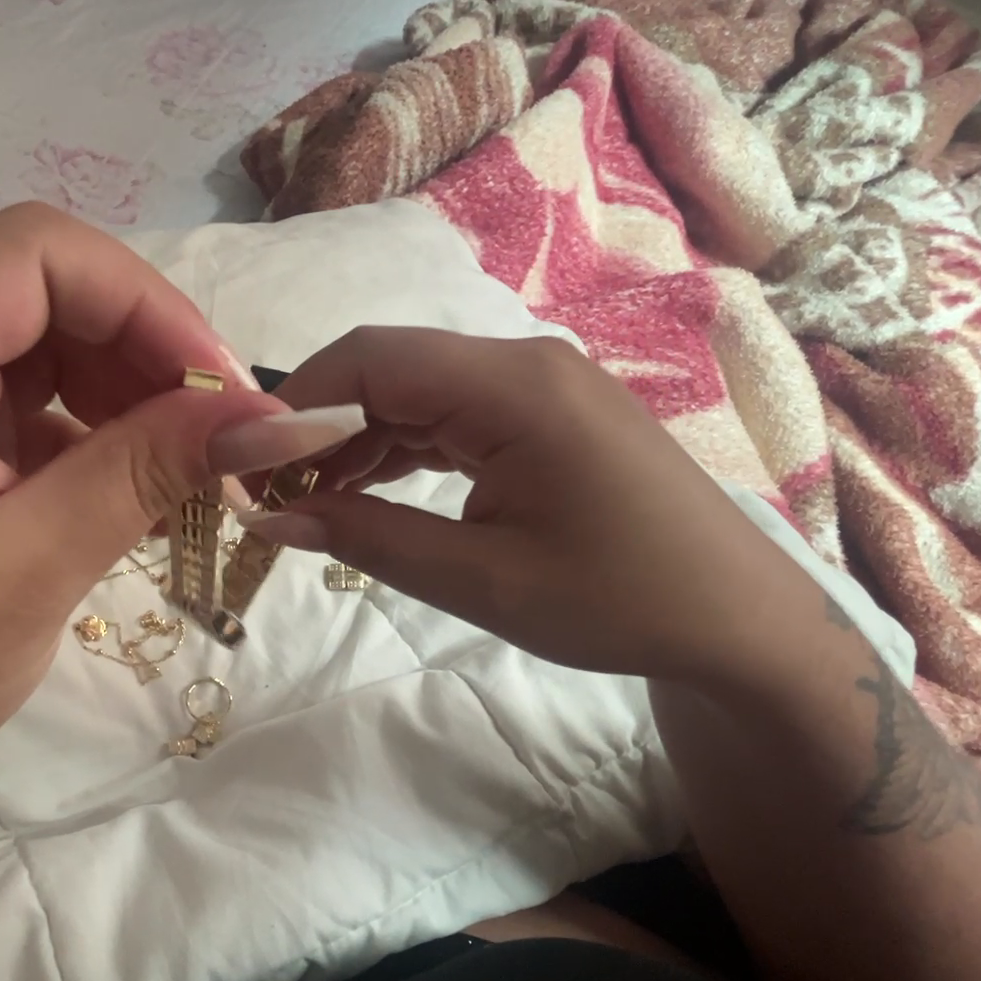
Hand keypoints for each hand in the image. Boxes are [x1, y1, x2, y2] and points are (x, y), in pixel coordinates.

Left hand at [0, 205, 361, 819]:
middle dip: (145, 347)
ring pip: (46, 338)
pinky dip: (98, 423)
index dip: (140, 300)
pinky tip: (140, 476)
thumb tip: (270, 417)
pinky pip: (32, 392)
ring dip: (130, 387)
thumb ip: (143, 475)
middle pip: (39, 288)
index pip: (24, 255)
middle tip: (221, 430)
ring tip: (191, 462)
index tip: (218, 386)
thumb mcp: (31, 574)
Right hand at [242, 326, 823, 689]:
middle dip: (317, 426)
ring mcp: (536, 387)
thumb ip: (366, 538)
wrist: (737, 621)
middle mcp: (523, 365)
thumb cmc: (616, 602)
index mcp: (514, 388)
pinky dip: (398, 449)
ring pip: (412, 392)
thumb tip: (268, 520)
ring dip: (353, 440)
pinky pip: (448, 415)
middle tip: (267, 492)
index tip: (243, 460)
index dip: (294, 403)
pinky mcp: (542, 416)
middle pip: (387, 368)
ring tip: (306, 500)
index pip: (370, 359)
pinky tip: (365, 489)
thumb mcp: (479, 580)